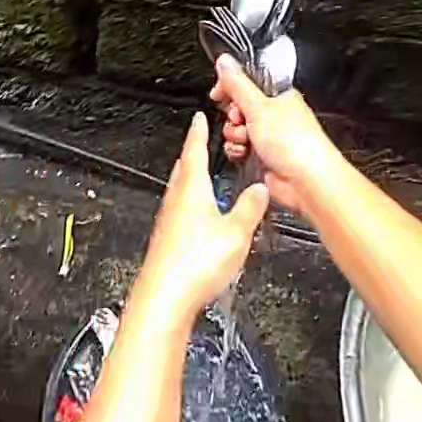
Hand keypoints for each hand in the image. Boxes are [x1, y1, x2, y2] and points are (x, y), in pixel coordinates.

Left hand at [135, 114, 269, 318]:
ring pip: (178, 190)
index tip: (199, 118)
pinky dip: (187, 202)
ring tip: (199, 175)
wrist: (162, 303)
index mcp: (192, 189)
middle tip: (198, 142)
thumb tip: (259, 190)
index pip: (195, 150)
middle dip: (192, 153)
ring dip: (189, 177)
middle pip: (183, 168)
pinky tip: (195, 217)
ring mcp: (167, 222)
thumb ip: (250, 208)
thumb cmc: (194, 265)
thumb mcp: (236, 233)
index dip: (198, 132)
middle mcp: (176, 201)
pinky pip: (177, 212)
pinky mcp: (165, 243)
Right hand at [211, 55, 342, 212]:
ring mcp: (269, 135)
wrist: (306, 181)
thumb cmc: (297, 143)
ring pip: (237, 128)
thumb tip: (224, 61)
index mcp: (278, 94)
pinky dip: (238, 150)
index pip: (246, 83)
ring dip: (235, 135)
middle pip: (238, 107)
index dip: (230, 87)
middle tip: (239, 118)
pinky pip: (240, 148)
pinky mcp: (263, 156)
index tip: (219, 93)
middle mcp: (274, 113)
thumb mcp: (259, 106)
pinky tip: (245, 152)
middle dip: (233, 115)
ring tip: (246, 138)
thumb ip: (238, 84)